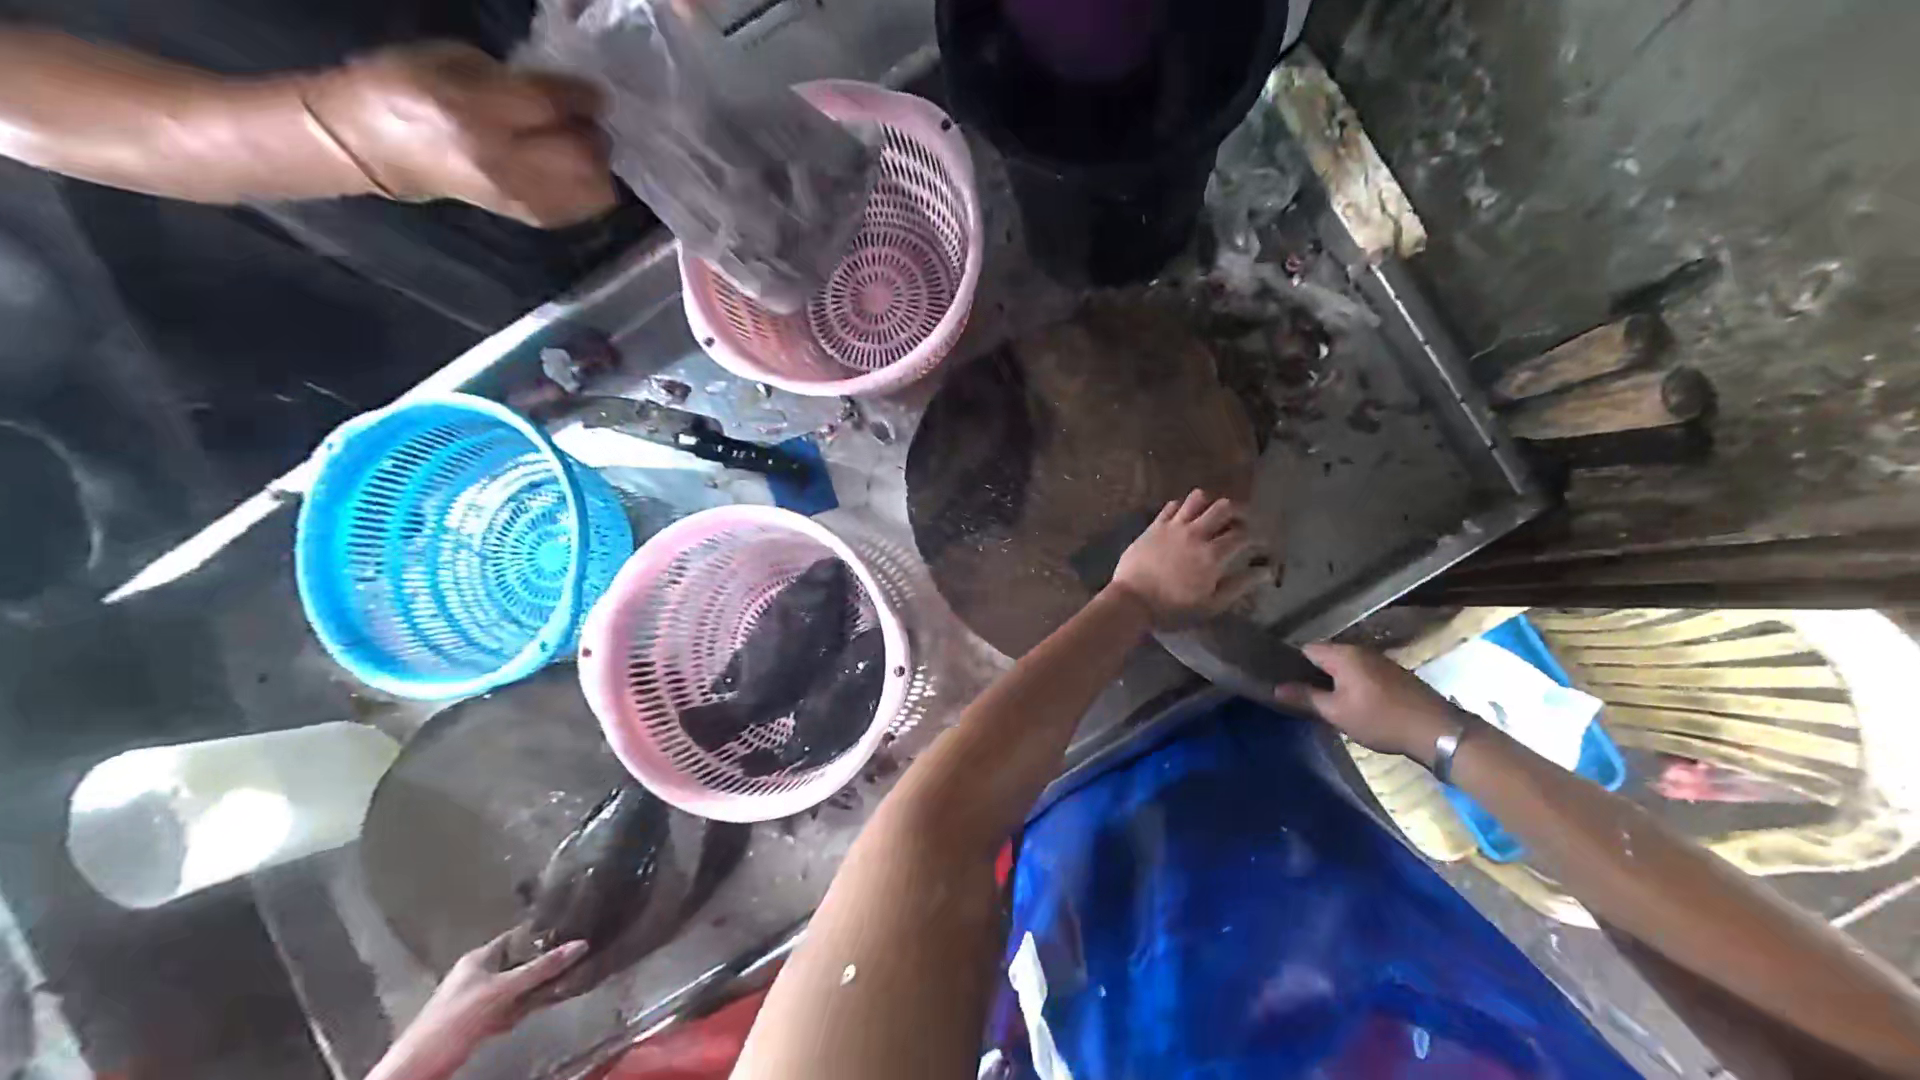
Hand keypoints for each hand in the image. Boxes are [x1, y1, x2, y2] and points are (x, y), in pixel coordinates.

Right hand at [306, 43, 616, 226]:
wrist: (382, 150)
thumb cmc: (410, 89)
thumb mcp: (455, 62)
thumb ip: (519, 80)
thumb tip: (569, 95)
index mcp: (474, 112)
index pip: (549, 107)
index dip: (583, 98)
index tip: (595, 93)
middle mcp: (503, 163)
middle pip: (582, 156)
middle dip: (594, 135)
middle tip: (587, 123)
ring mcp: (521, 197)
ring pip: (591, 189)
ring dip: (598, 165)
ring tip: (580, 147)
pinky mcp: (531, 219)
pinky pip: (584, 209)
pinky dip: (590, 188)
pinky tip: (574, 172)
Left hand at [369, 931, 585, 1079]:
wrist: (414, 1072)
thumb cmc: (456, 1020)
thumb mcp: (502, 991)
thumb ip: (541, 968)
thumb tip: (581, 943)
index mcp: (478, 959)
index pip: (517, 937)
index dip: (541, 935)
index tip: (571, 933)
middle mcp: (476, 975)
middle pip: (517, 964)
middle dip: (540, 966)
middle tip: (570, 964)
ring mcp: (473, 1000)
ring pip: (513, 988)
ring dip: (531, 991)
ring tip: (559, 987)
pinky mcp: (473, 1024)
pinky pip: (505, 1009)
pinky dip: (519, 1010)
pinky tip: (531, 1013)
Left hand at [1109, 490, 1265, 627]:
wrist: (1131, 601)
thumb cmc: (1173, 609)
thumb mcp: (1211, 604)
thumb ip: (1240, 585)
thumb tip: (1266, 571)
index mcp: (1213, 555)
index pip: (1244, 535)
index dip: (1257, 537)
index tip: (1260, 544)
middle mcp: (1196, 534)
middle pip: (1224, 507)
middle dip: (1239, 512)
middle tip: (1241, 523)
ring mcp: (1173, 526)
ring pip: (1198, 498)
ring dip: (1210, 504)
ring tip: (1212, 517)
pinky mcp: (1154, 526)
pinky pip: (1173, 505)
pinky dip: (1184, 507)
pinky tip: (1185, 519)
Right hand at [1273, 644, 1468, 763]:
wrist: (1437, 731)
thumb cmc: (1380, 719)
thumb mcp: (1336, 712)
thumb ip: (1305, 697)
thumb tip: (1275, 688)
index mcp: (1343, 655)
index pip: (1306, 649)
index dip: (1292, 664)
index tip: (1286, 682)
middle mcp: (1361, 651)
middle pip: (1326, 655)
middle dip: (1313, 672)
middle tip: (1303, 695)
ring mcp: (1380, 660)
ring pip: (1346, 664)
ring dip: (1334, 679)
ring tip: (1326, 700)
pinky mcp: (1395, 673)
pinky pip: (1362, 671)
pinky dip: (1353, 682)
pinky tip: (1354, 702)